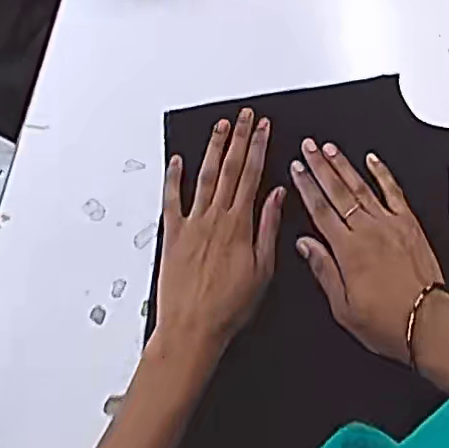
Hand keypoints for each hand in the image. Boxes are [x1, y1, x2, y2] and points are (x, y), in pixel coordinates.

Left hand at [153, 109, 284, 355]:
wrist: (191, 331)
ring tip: (221, 127)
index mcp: (239, 225)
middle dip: (239, 137)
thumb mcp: (263, 270)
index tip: (263, 128)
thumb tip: (276, 195)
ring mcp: (192, 223)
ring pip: (205, 176)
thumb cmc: (228, 307)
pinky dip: (174, 178)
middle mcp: (215, 218)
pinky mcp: (172, 234)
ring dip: (214, 148)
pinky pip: (171, 199)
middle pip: (230, 167)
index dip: (258, 147)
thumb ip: (269, 227)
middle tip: (245, 116)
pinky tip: (177, 160)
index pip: (252, 174)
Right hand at [290, 141, 444, 363]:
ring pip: (361, 186)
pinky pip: (393, 191)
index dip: (306, 186)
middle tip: (308, 147)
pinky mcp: (409, 223)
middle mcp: (367, 230)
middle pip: (337, 191)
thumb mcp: (344, 308)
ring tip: (329, 148)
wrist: (428, 323)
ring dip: (343, 164)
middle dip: (319, 166)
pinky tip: (372, 159)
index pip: (320, 209)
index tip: (296, 169)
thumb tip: (305, 245)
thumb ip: (323, 270)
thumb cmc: (388, 322)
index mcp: (348, 250)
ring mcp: (389, 223)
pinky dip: (382, 172)